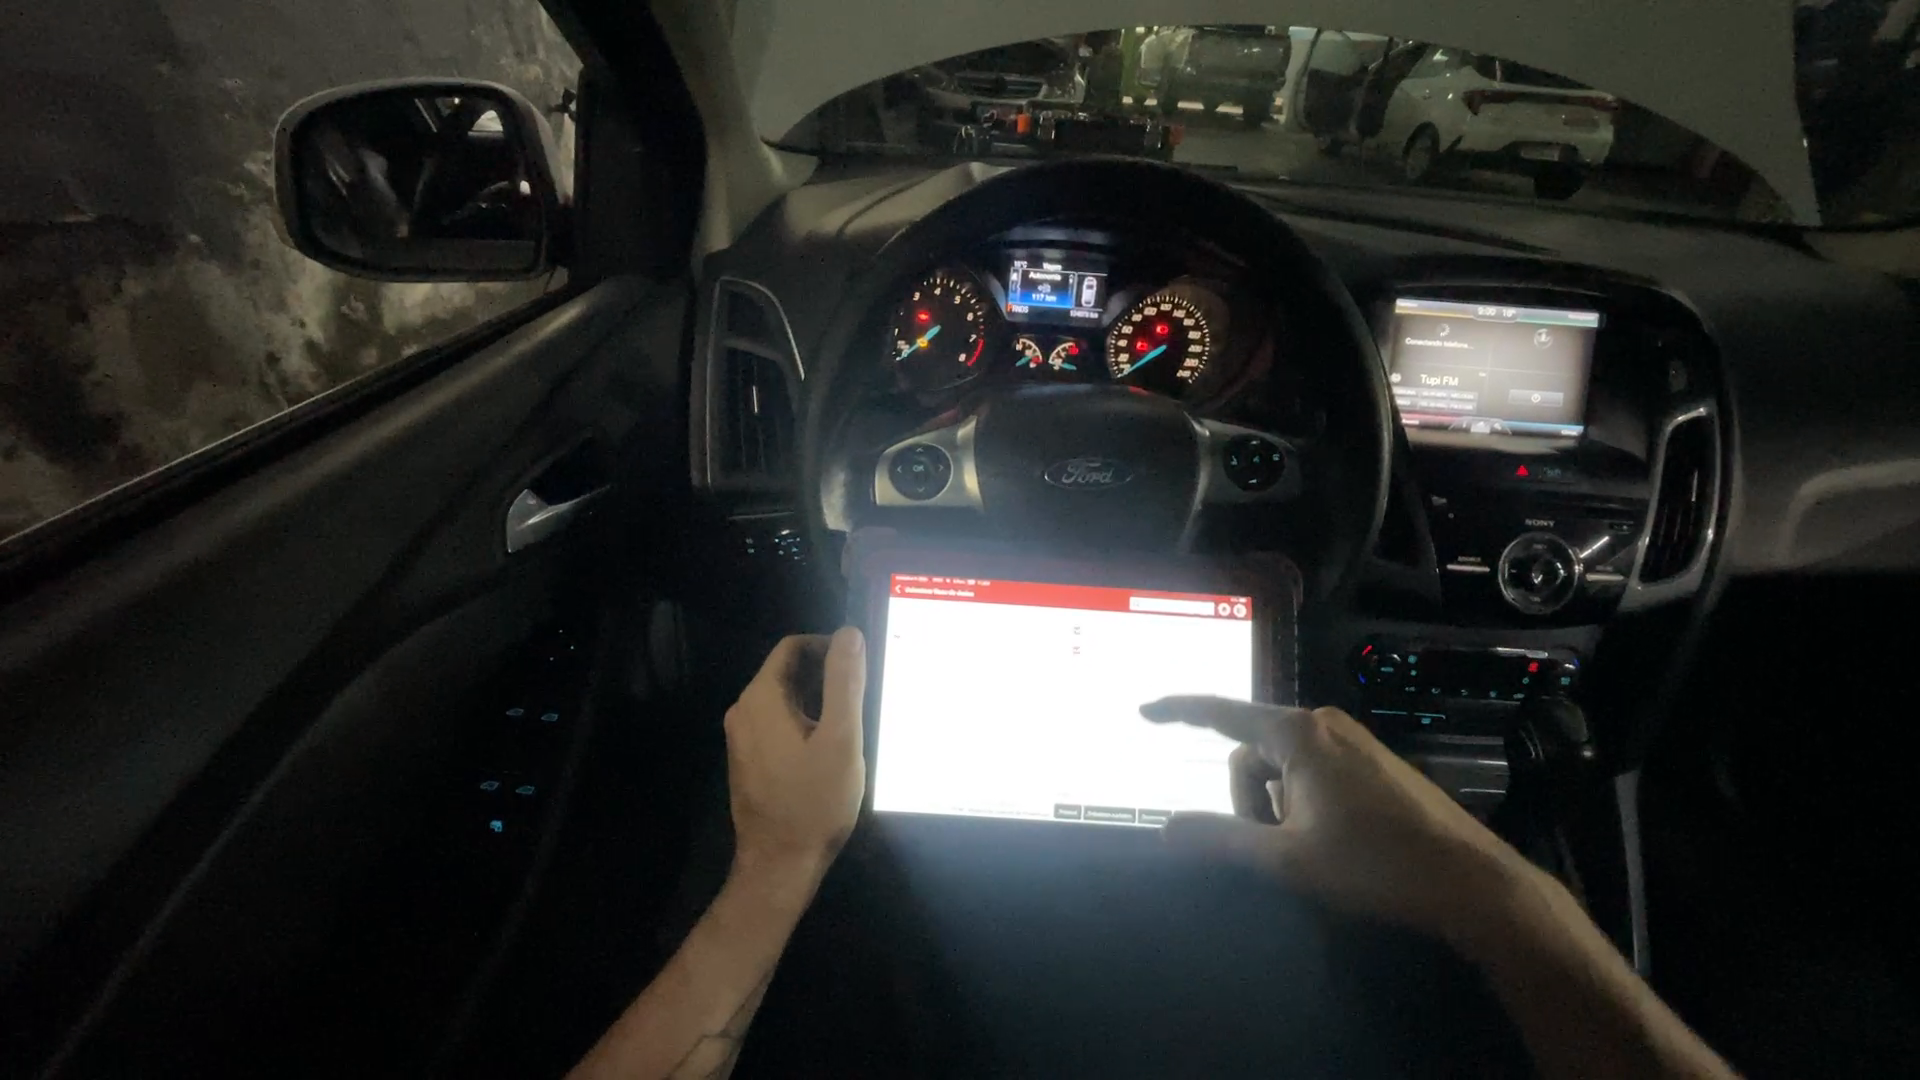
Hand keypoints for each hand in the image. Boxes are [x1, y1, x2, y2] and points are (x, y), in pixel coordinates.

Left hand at [725, 628, 866, 883]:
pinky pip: (778, 723)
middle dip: (825, 676)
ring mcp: (743, 738)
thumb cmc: (814, 802)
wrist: (779, 867)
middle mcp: (743, 711)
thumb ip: (844, 683)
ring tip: (850, 724)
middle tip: (861, 699)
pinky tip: (828, 749)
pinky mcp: (749, 759)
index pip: (791, 647)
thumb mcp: (840, 739)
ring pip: (784, 699)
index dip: (826, 646)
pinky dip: (804, 722)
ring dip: (817, 701)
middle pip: (786, 671)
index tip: (858, 666)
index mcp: (760, 699)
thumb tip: (848, 633)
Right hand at [1140, 698, 1535, 944]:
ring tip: (1309, 851)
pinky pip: (1312, 771)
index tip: (1144, 711)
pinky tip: (1332, 841)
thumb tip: (1165, 829)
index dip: (1177, 711)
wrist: (1474, 884)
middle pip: (1251, 754)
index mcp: (1295, 734)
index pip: (1219, 712)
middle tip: (1273, 848)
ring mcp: (1351, 741)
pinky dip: (1302, 803)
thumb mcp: (1286, 858)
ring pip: (1282, 767)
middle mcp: (1321, 724)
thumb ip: (1220, 839)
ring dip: (1276, 807)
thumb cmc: (1374, 864)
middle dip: (1248, 800)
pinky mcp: (1372, 762)